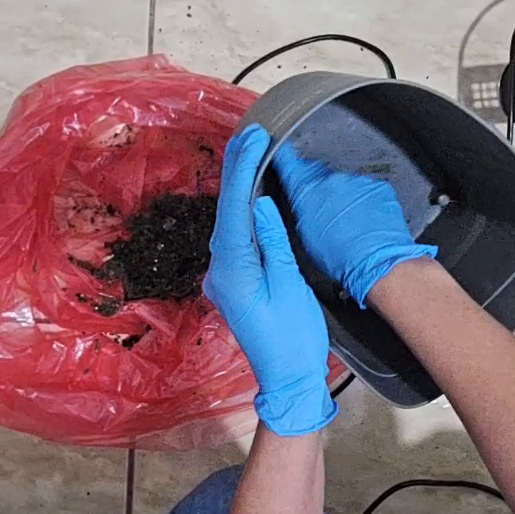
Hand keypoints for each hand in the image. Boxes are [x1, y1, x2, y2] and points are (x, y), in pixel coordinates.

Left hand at [205, 125, 335, 435]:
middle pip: (226, 212)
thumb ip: (274, 244)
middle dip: (237, 171)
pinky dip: (242, 212)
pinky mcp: (234, 284)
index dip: (242, 170)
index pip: (235, 209)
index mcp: (233, 270)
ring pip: (229, 223)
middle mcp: (220, 271)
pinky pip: (235, 239)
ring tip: (250, 152)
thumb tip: (261, 204)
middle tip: (250, 134)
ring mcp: (224, 279)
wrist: (288, 379)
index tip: (252, 138)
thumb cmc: (294, 338)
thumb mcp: (290, 286)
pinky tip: (251, 195)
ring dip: (238, 188)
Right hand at [270, 146, 436, 307]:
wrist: (378, 261)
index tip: (282, 153)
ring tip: (349, 223)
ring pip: (345, 184)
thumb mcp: (306, 236)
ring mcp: (357, 181)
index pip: (289, 162)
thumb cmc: (341, 257)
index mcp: (307, 191)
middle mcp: (331, 180)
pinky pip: (367, 190)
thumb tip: (300, 199)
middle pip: (320, 176)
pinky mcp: (378, 187)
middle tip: (325, 213)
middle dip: (320, 189)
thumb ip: (301, 209)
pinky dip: (365, 202)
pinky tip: (365, 221)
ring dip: (344, 197)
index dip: (285, 158)